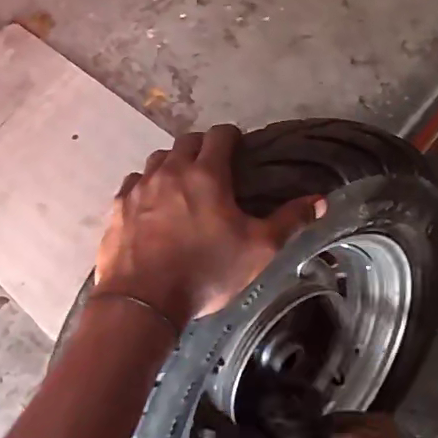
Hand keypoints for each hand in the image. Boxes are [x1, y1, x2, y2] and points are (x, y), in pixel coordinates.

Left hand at [95, 124, 322, 329]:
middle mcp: (169, 171)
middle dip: (202, 148)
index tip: (239, 149)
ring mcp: (139, 187)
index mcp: (206, 174)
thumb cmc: (207, 272)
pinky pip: (133, 183)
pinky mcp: (117, 207)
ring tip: (182, 185)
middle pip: (186, 141)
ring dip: (172, 164)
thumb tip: (321, 200)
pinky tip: (152, 205)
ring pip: (157, 159)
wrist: (144, 301)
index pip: (220, 135)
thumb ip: (290, 221)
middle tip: (214, 168)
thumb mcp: (259, 249)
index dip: (232, 137)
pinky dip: (145, 186)